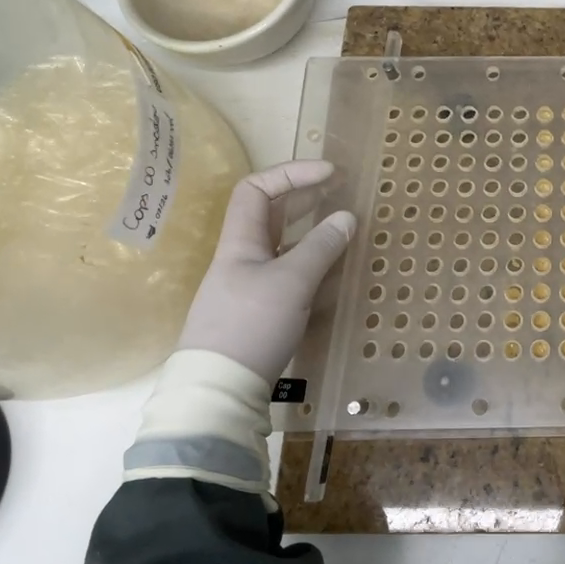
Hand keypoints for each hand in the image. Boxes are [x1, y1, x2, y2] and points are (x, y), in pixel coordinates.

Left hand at [176, 160, 356, 383]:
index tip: (330, 173)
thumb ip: (321, 247)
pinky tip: (329, 271)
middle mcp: (241, 257)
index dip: (291, 173)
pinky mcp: (256, 311)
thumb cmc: (251, 326)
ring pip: (280, 244)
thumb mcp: (292, 282)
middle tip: (340, 193)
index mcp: (240, 241)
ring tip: (342, 228)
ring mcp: (247, 285)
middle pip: (269, 214)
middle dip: (305, 197)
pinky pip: (285, 272)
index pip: (257, 188)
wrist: (218, 390)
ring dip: (309, 231)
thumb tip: (347, 216)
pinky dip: (309, 262)